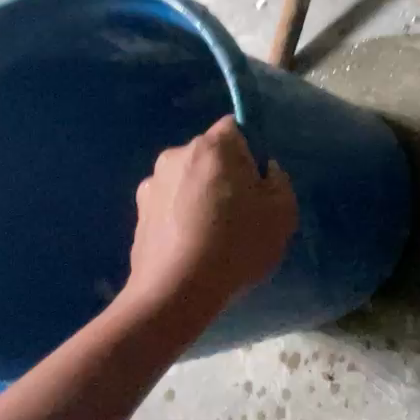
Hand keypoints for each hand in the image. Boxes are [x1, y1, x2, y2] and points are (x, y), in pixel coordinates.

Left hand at [123, 116, 296, 322]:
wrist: (176, 292)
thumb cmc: (237, 244)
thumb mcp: (282, 211)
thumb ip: (278, 181)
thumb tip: (263, 172)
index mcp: (214, 147)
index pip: (236, 126)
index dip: (253, 148)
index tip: (260, 178)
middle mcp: (176, 155)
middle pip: (212, 153)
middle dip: (228, 171)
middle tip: (244, 205)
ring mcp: (152, 184)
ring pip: (190, 177)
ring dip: (203, 193)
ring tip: (217, 229)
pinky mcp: (137, 213)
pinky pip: (172, 202)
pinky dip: (184, 213)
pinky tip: (196, 242)